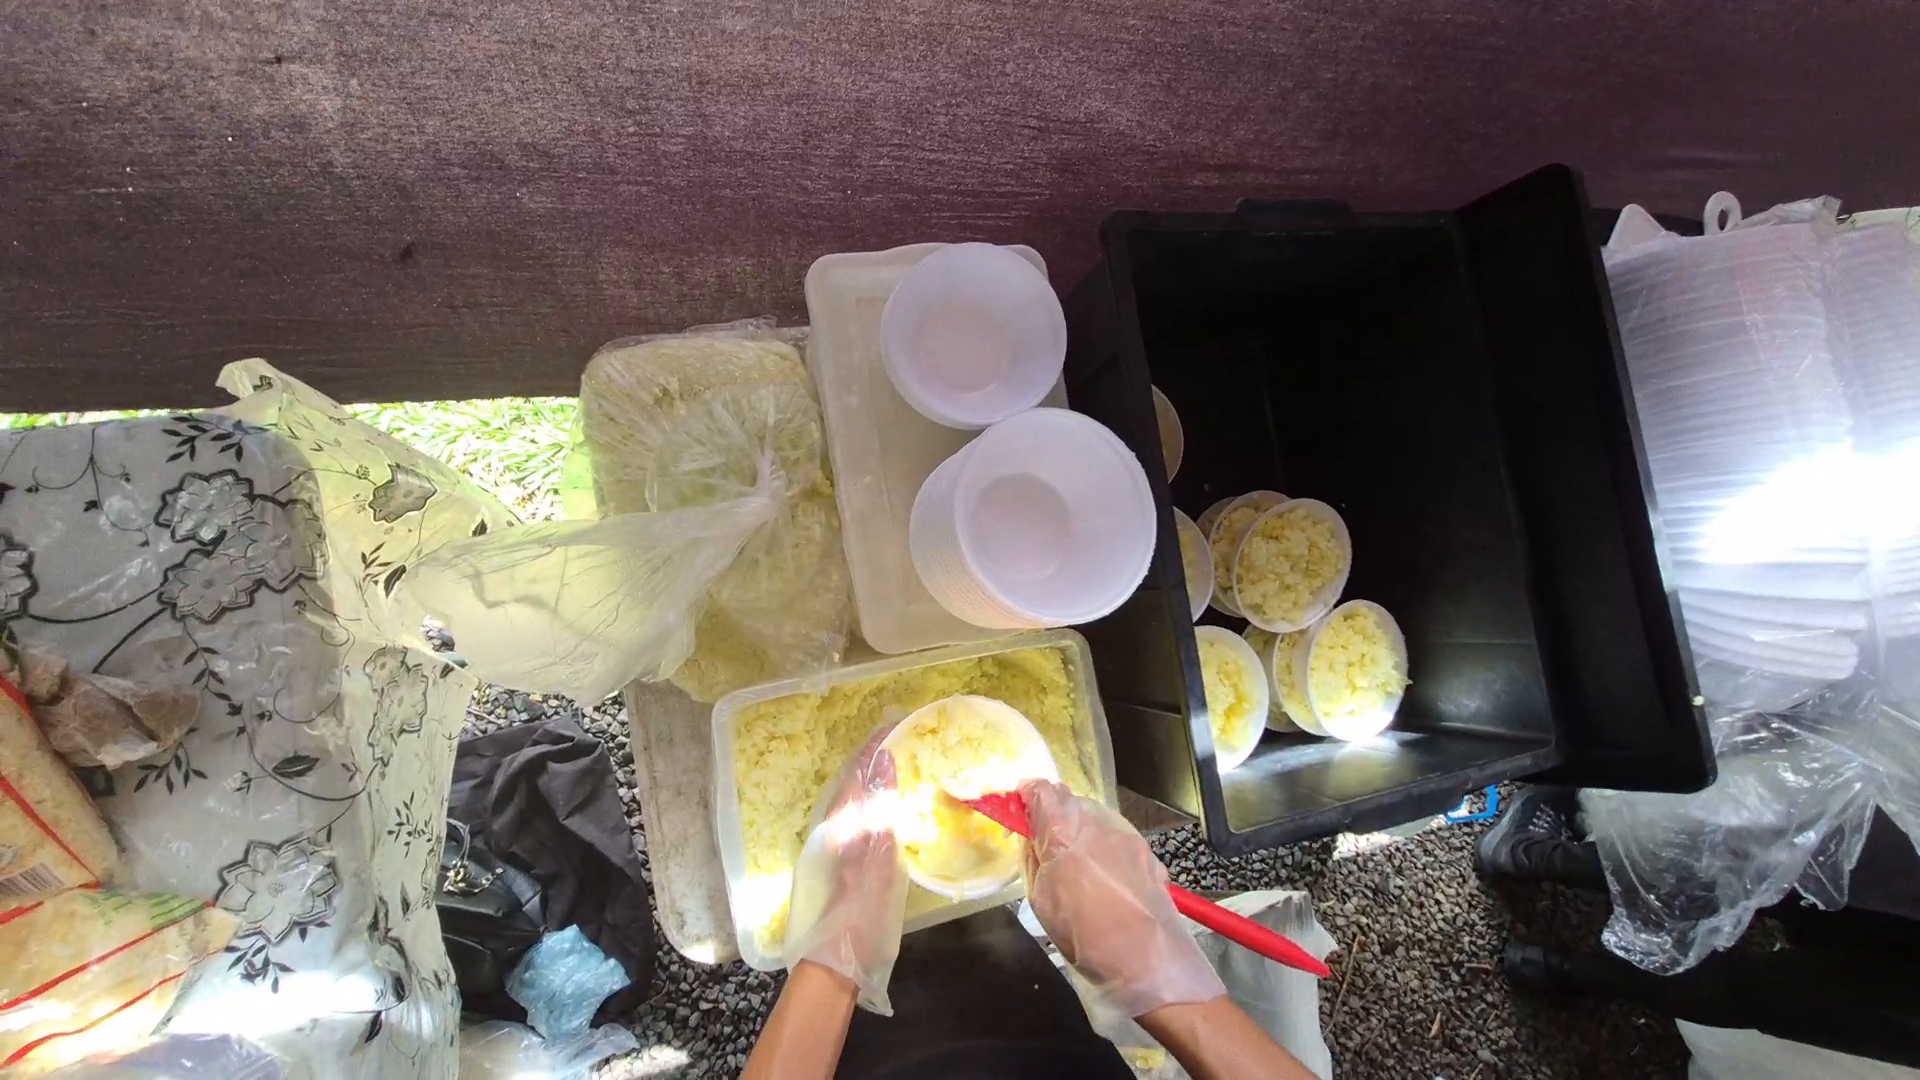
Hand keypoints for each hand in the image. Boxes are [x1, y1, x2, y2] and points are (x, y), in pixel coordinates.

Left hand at [783, 727, 909, 1014]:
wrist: (835, 963)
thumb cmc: (860, 915)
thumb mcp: (879, 862)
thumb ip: (881, 812)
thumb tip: (885, 763)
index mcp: (840, 824)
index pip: (859, 771)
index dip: (876, 744)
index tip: (896, 720)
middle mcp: (833, 828)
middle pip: (853, 780)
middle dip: (875, 754)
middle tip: (902, 733)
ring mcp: (835, 844)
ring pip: (854, 796)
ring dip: (873, 774)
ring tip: (898, 757)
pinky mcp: (841, 860)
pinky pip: (858, 814)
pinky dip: (873, 797)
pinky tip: (889, 802)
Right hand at [1020, 779, 1225, 1017]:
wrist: (1148, 962)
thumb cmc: (1084, 936)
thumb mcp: (1040, 900)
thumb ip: (1033, 859)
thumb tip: (1032, 838)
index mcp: (1062, 830)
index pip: (1040, 790)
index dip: (1028, 796)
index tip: (1022, 811)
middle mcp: (1095, 820)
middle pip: (1069, 799)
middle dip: (1055, 815)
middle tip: (1049, 845)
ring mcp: (1124, 832)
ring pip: (1094, 815)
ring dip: (1081, 829)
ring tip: (1080, 865)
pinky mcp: (1145, 848)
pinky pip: (1116, 835)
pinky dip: (1105, 845)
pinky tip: (1106, 877)